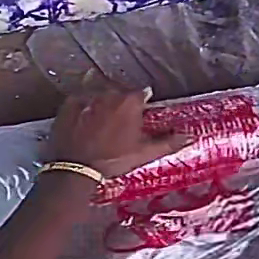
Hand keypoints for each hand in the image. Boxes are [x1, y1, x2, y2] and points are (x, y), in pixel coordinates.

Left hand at [45, 84, 190, 178]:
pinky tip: (84, 118)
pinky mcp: (68, 104)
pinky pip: (80, 98)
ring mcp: (87, 96)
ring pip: (100, 92)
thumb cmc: (114, 159)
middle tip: (121, 121)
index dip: (142, 106)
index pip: (142, 94)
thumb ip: (168, 142)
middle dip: (122, 102)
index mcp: (130, 101)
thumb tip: (190, 136)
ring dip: (103, 101)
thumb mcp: (144, 153)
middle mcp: (109, 92)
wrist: (76, 168)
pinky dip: (84, 105)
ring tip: (102, 119)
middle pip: (120, 91)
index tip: (140, 117)